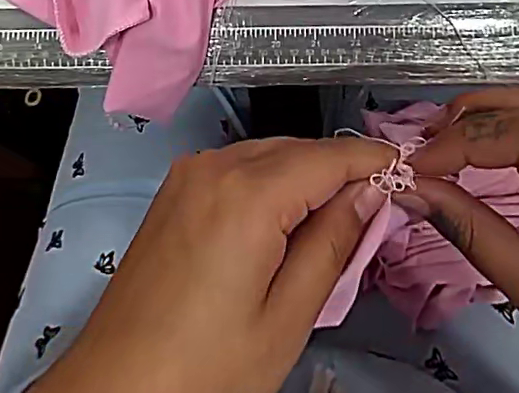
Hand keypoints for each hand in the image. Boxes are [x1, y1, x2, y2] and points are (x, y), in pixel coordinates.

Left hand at [31, 136, 394, 392]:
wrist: (115, 386)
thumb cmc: (202, 370)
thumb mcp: (285, 318)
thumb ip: (333, 245)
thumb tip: (368, 196)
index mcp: (247, 194)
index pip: (327, 157)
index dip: (369, 161)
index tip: (402, 170)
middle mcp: (216, 166)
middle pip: (297, 149)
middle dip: (339, 168)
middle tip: (376, 202)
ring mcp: (191, 172)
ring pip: (269, 152)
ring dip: (305, 172)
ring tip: (335, 214)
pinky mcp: (177, 187)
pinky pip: (239, 165)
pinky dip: (271, 177)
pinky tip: (284, 214)